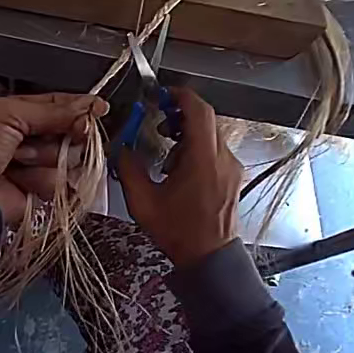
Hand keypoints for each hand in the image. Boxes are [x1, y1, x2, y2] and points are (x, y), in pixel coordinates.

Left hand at [0, 92, 108, 225]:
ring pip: (69, 160)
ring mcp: (36, 165)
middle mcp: (32, 138)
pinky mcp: (38, 191)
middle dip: (61, 136)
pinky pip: (62, 185)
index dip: (82, 108)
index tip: (98, 110)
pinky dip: (46, 182)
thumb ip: (52, 110)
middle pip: (73, 133)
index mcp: (22, 112)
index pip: (62, 106)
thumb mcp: (8, 114)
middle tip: (35, 139)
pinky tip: (25, 181)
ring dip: (45, 161)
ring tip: (17, 163)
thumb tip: (88, 107)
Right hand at [116, 87, 242, 268]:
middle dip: (181, 115)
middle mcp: (223, 158)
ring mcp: (232, 167)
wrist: (209, 258)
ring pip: (211, 134)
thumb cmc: (179, 232)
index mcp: (203, 159)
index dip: (181, 96)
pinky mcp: (233, 176)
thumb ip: (129, 169)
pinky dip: (198, 148)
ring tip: (168, 152)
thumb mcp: (143, 202)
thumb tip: (121, 149)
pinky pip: (216, 150)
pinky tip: (181, 167)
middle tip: (160, 123)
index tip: (163, 94)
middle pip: (206, 119)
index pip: (199, 111)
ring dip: (188, 134)